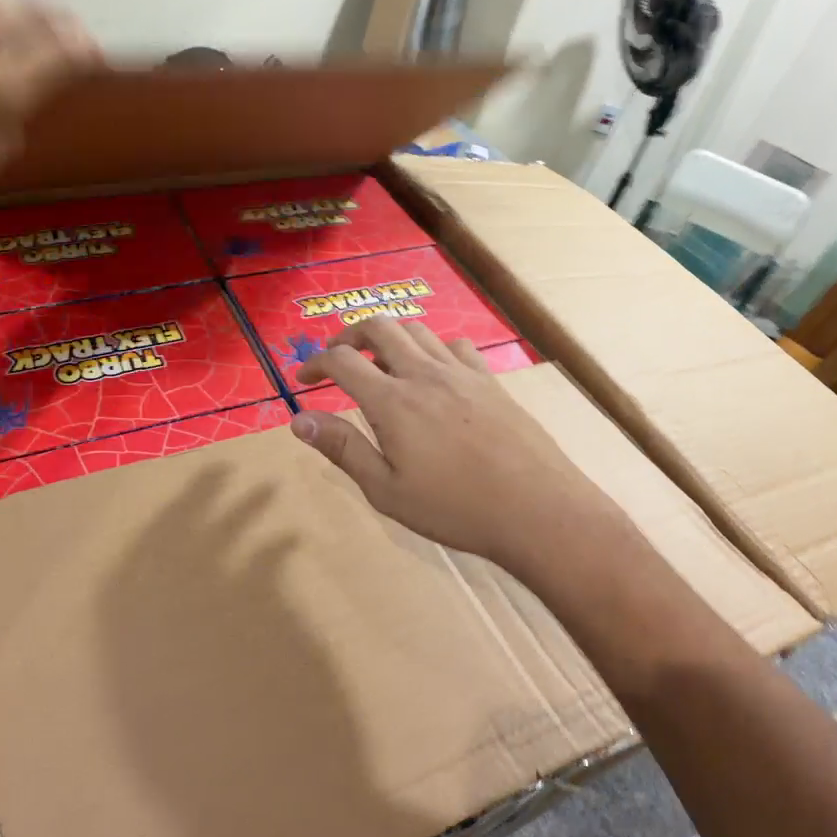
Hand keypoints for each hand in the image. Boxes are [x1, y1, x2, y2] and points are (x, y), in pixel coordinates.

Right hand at [290, 319, 615, 562]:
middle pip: (378, 327)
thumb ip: (343, 449)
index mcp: (392, 402)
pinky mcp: (490, 381)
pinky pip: (455, 345)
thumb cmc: (455, 508)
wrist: (536, 509)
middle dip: (348, 334)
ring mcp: (461, 373)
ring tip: (380, 361)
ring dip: (389, 336)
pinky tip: (433, 371)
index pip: (341, 361)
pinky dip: (432, 347)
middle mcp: (424, 374)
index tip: (303, 379)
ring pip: (417, 330)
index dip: (315, 363)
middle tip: (337, 357)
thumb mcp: (387, 490)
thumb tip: (299, 419)